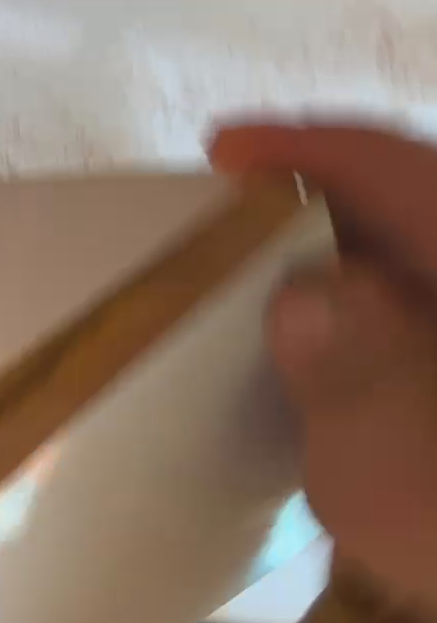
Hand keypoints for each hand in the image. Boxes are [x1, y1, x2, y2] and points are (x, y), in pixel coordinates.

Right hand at [210, 123, 436, 622]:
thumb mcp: (398, 474)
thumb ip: (363, 377)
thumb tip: (308, 290)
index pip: (420, 186)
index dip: (325, 155)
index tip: (227, 149)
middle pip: (407, 204)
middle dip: (309, 187)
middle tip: (209, 204)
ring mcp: (430, 333)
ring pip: (388, 248)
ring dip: (307, 235)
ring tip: (220, 248)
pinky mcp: (418, 364)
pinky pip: (376, 292)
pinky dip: (316, 283)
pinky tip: (266, 308)